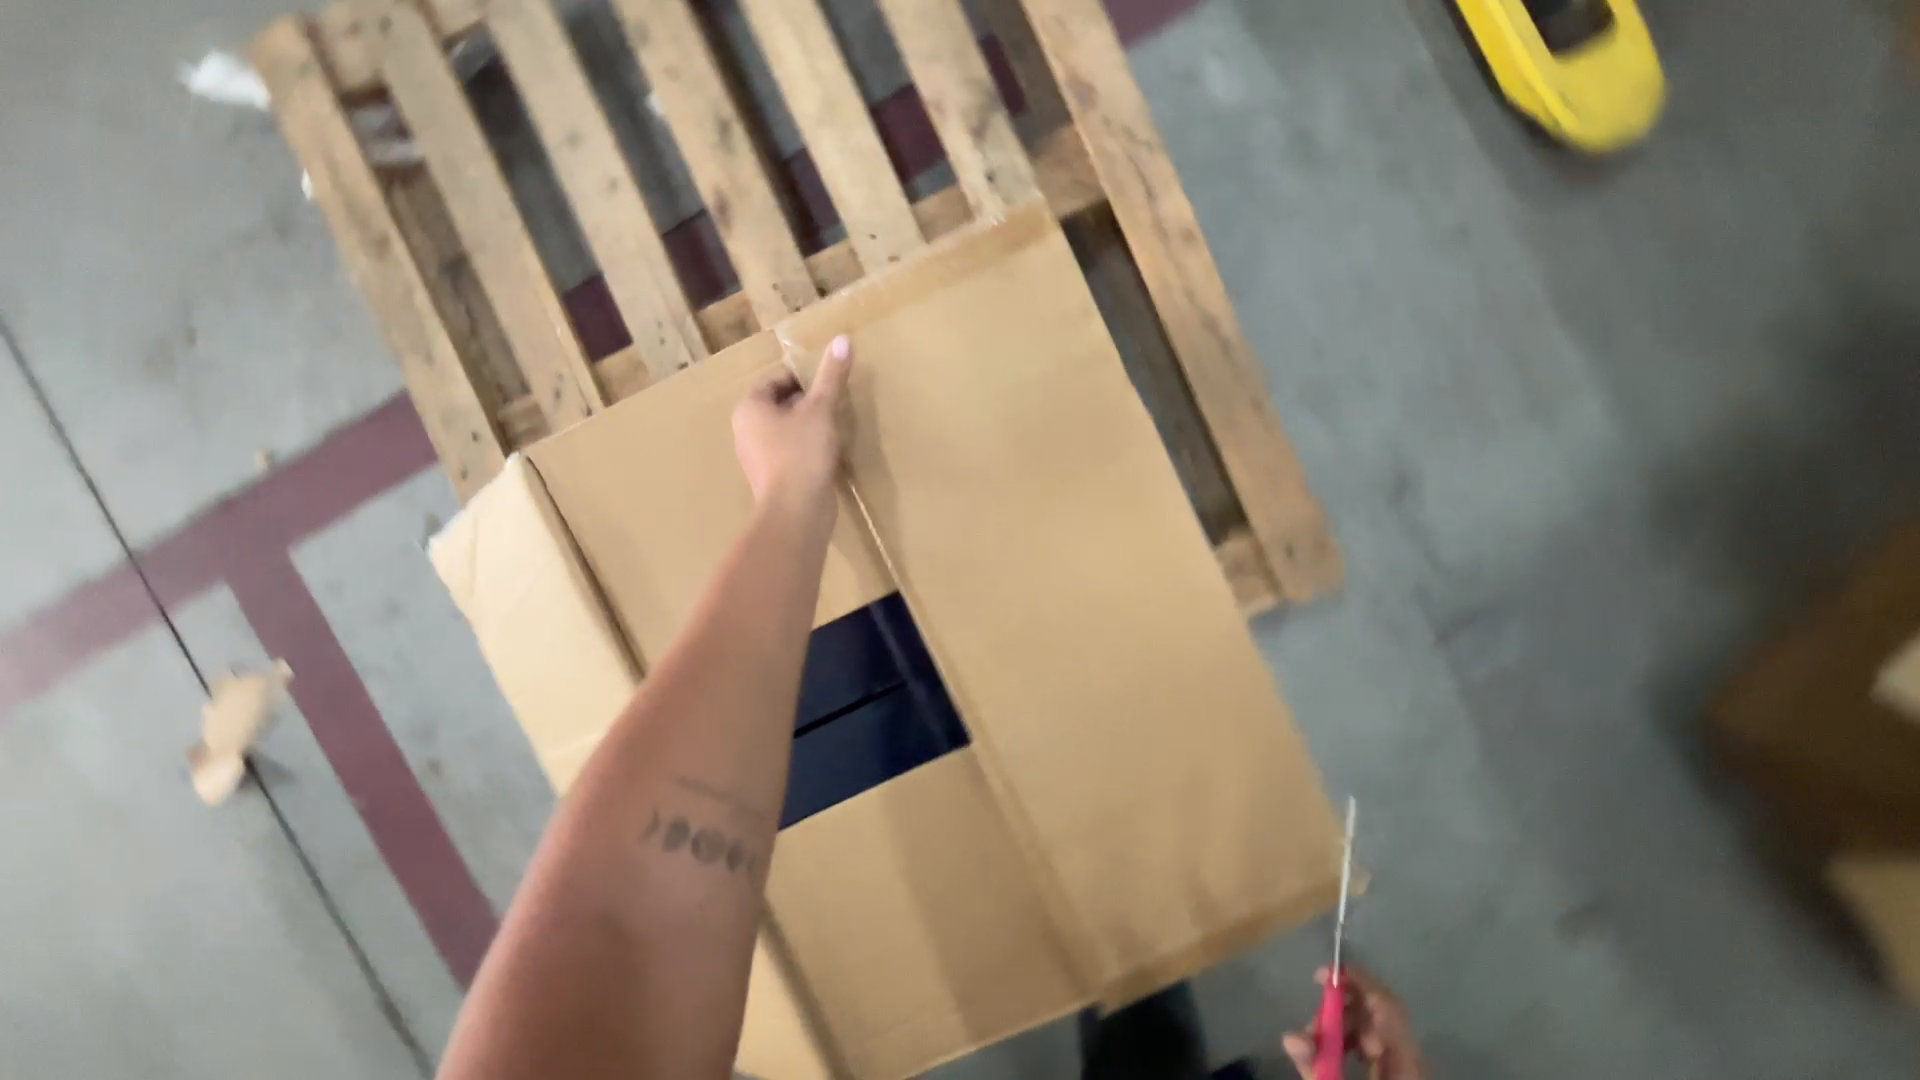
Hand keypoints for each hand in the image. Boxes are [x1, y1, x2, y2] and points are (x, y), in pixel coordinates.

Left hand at [731, 334, 853, 511]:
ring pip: (784, 431)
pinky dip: (805, 450)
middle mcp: (745, 431)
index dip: (803, 378)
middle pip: (779, 405)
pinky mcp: (771, 479)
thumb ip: (831, 376)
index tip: (828, 384)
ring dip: (807, 427)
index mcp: (749, 408)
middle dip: (806, 403)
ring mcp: (756, 458)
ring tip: (834, 429)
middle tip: (834, 404)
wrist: (796, 512)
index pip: (775, 380)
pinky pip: (788, 454)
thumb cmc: (802, 454)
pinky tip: (826, 455)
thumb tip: (842, 339)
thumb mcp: (821, 409)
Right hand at [1284, 966, 1425, 1079]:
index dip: (1357, 981)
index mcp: (1405, 1064)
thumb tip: (1290, 1035)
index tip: (1322, 975)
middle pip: (1381, 1016)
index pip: (1386, 1005)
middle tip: (1311, 1026)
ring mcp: (1412, 1073)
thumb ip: (1315, 1068)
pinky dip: (1357, 1046)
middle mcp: (1414, 1063)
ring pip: (1379, 1033)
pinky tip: (1338, 1058)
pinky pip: (1382, 1051)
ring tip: (1318, 1046)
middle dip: (1342, 1011)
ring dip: (1346, 1030)